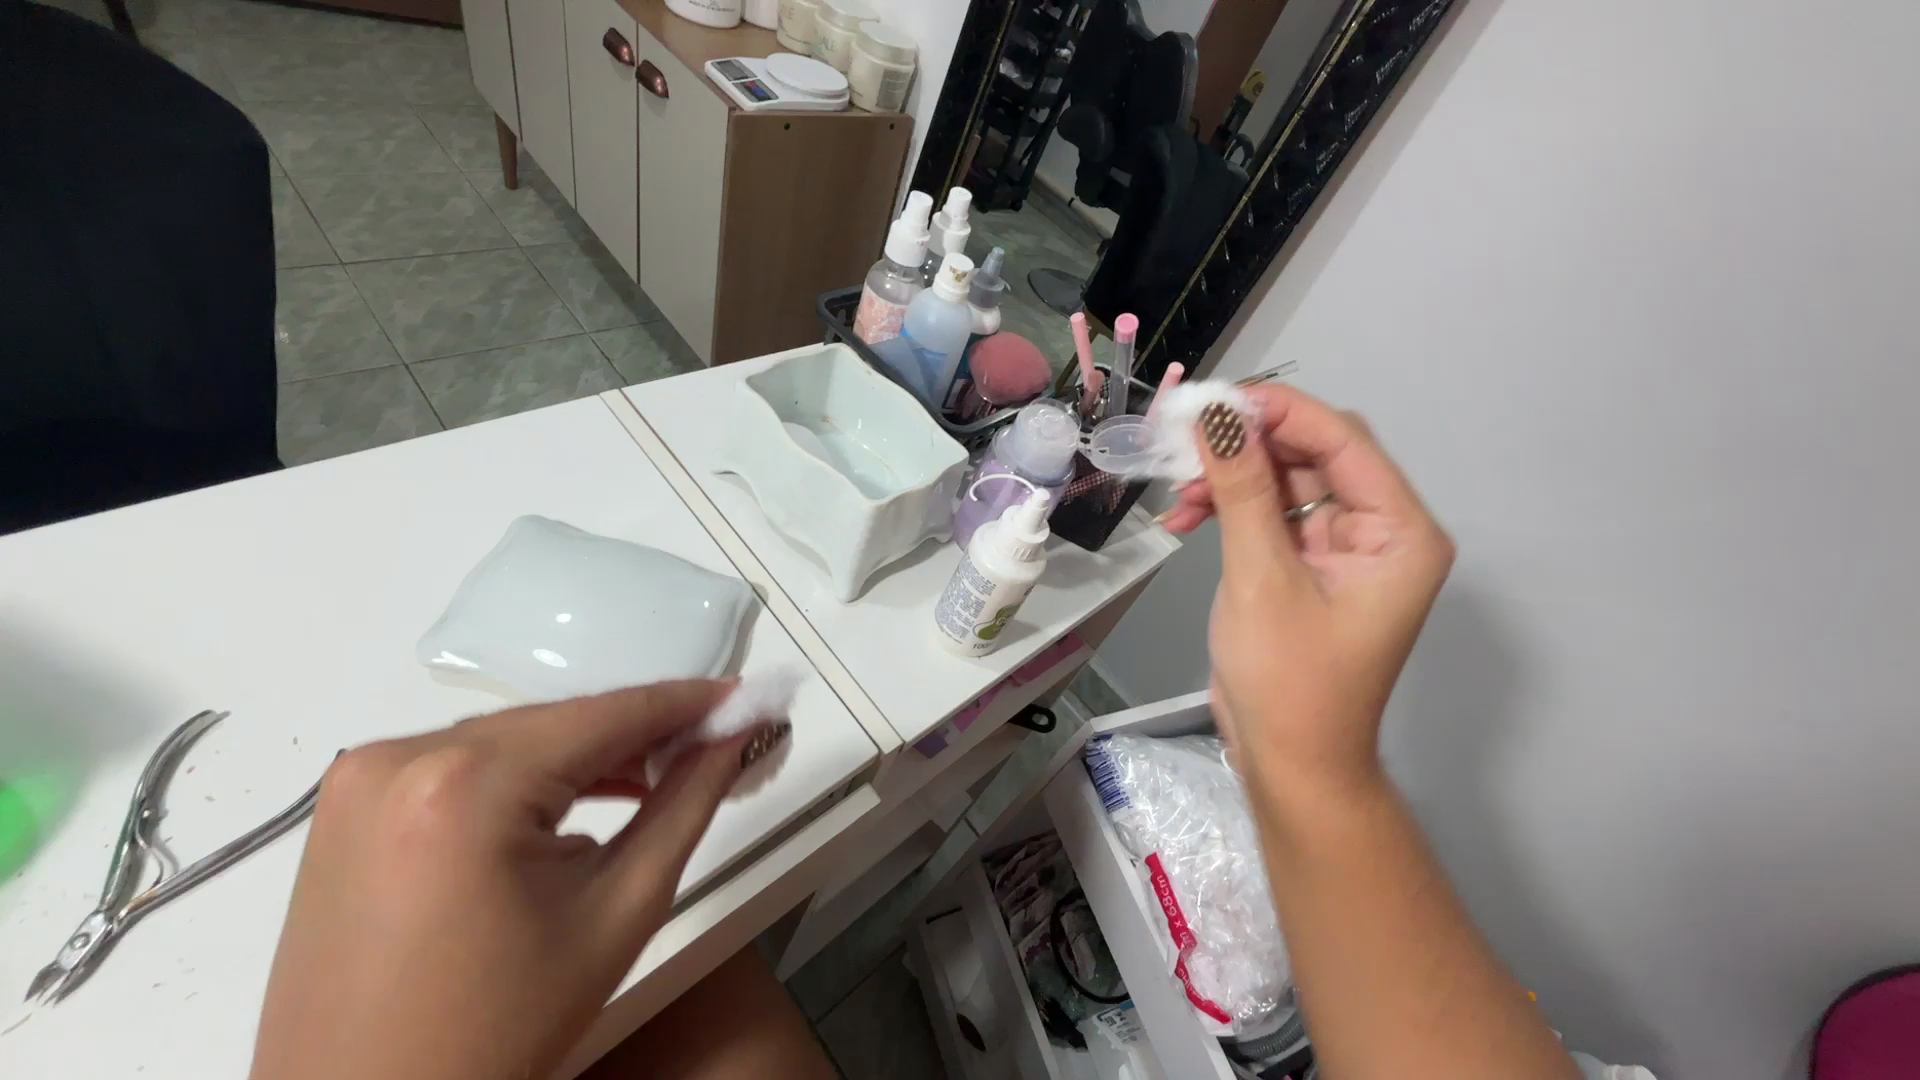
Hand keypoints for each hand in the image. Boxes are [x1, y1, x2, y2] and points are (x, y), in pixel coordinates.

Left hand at [250, 680, 764, 1079]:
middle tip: (711, 743)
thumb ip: (688, 803)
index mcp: (468, 784)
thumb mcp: (622, 908)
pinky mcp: (351, 803)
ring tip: (657, 775)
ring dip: (589, 752)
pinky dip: (532, 772)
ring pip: (518, 737)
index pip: (607, 715)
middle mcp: (401, 758)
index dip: (687, 702)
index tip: (743, 698)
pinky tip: (580, 796)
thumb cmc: (505, 1026)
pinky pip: (470, 762)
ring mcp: (365, 778)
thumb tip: (735, 737)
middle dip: (641, 732)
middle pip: (560, 723)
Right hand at [1164, 386, 1453, 794]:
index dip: (1277, 411)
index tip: (1210, 400)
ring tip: (1176, 493)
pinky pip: (1270, 515)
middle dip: (1245, 448)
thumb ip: (1242, 489)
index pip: (1342, 439)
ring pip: (1285, 481)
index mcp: (1399, 531)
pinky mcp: (1308, 566)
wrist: (1288, 762)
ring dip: (1230, 480)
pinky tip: (1185, 516)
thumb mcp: (1260, 577)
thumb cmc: (1288, 680)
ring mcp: (1343, 549)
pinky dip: (1229, 510)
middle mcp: (1380, 530)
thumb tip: (1215, 414)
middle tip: (1182, 443)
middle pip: (1313, 454)